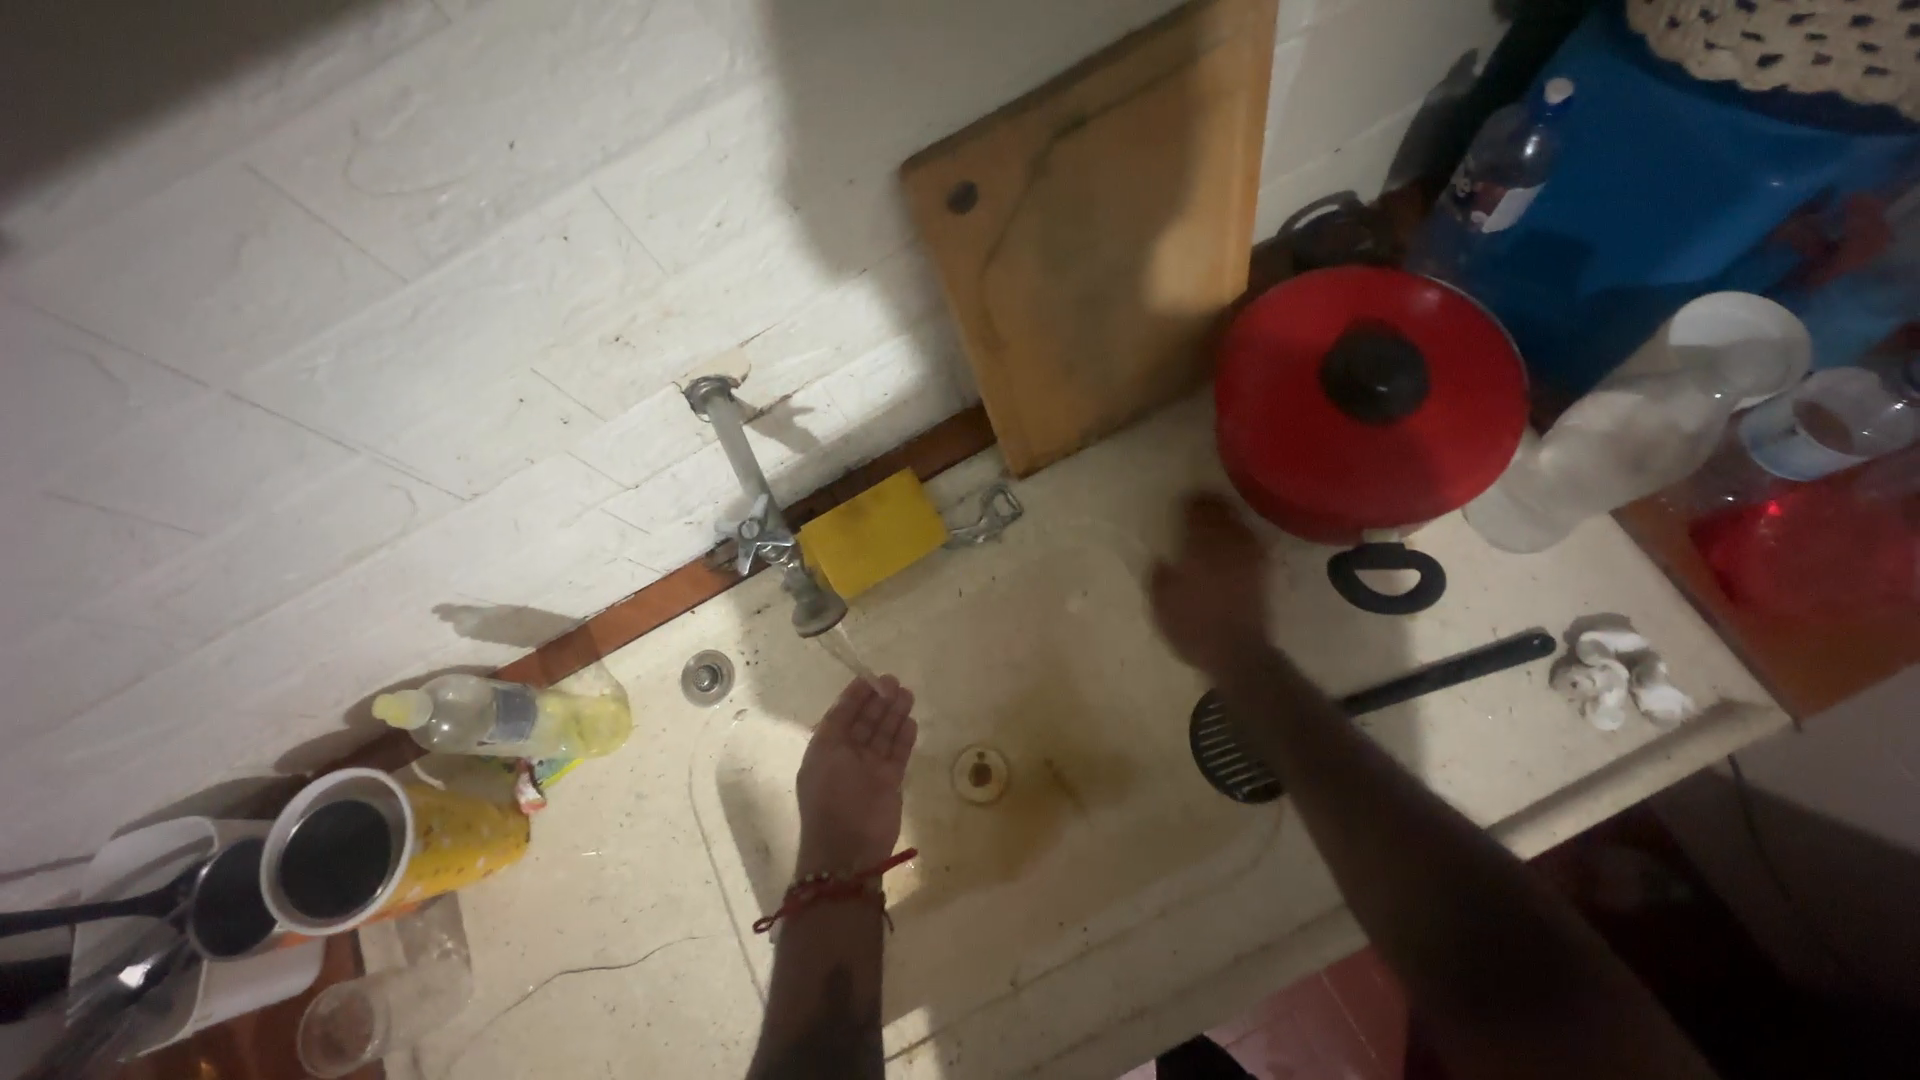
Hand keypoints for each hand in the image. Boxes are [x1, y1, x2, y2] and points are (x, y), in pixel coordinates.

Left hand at [794, 675, 917, 877]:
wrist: (847, 847)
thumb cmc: (830, 796)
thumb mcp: (824, 754)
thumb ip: (837, 725)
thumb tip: (851, 702)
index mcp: (825, 749)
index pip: (841, 715)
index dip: (855, 696)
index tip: (870, 678)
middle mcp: (847, 756)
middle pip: (865, 722)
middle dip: (878, 701)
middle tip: (894, 681)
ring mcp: (869, 770)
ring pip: (883, 735)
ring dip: (893, 714)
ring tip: (908, 693)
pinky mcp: (890, 782)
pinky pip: (897, 754)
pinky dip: (903, 737)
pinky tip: (911, 720)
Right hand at [1149, 493, 1270, 676]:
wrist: (1237, 654)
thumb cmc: (1193, 629)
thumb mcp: (1161, 605)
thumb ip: (1159, 576)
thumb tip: (1161, 559)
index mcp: (1198, 550)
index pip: (1196, 515)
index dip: (1190, 504)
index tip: (1183, 500)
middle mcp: (1226, 547)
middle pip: (1222, 514)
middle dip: (1211, 505)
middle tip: (1201, 502)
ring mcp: (1249, 559)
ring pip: (1240, 526)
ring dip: (1230, 516)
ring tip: (1220, 514)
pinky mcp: (1263, 573)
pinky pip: (1254, 544)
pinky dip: (1246, 535)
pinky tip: (1240, 538)